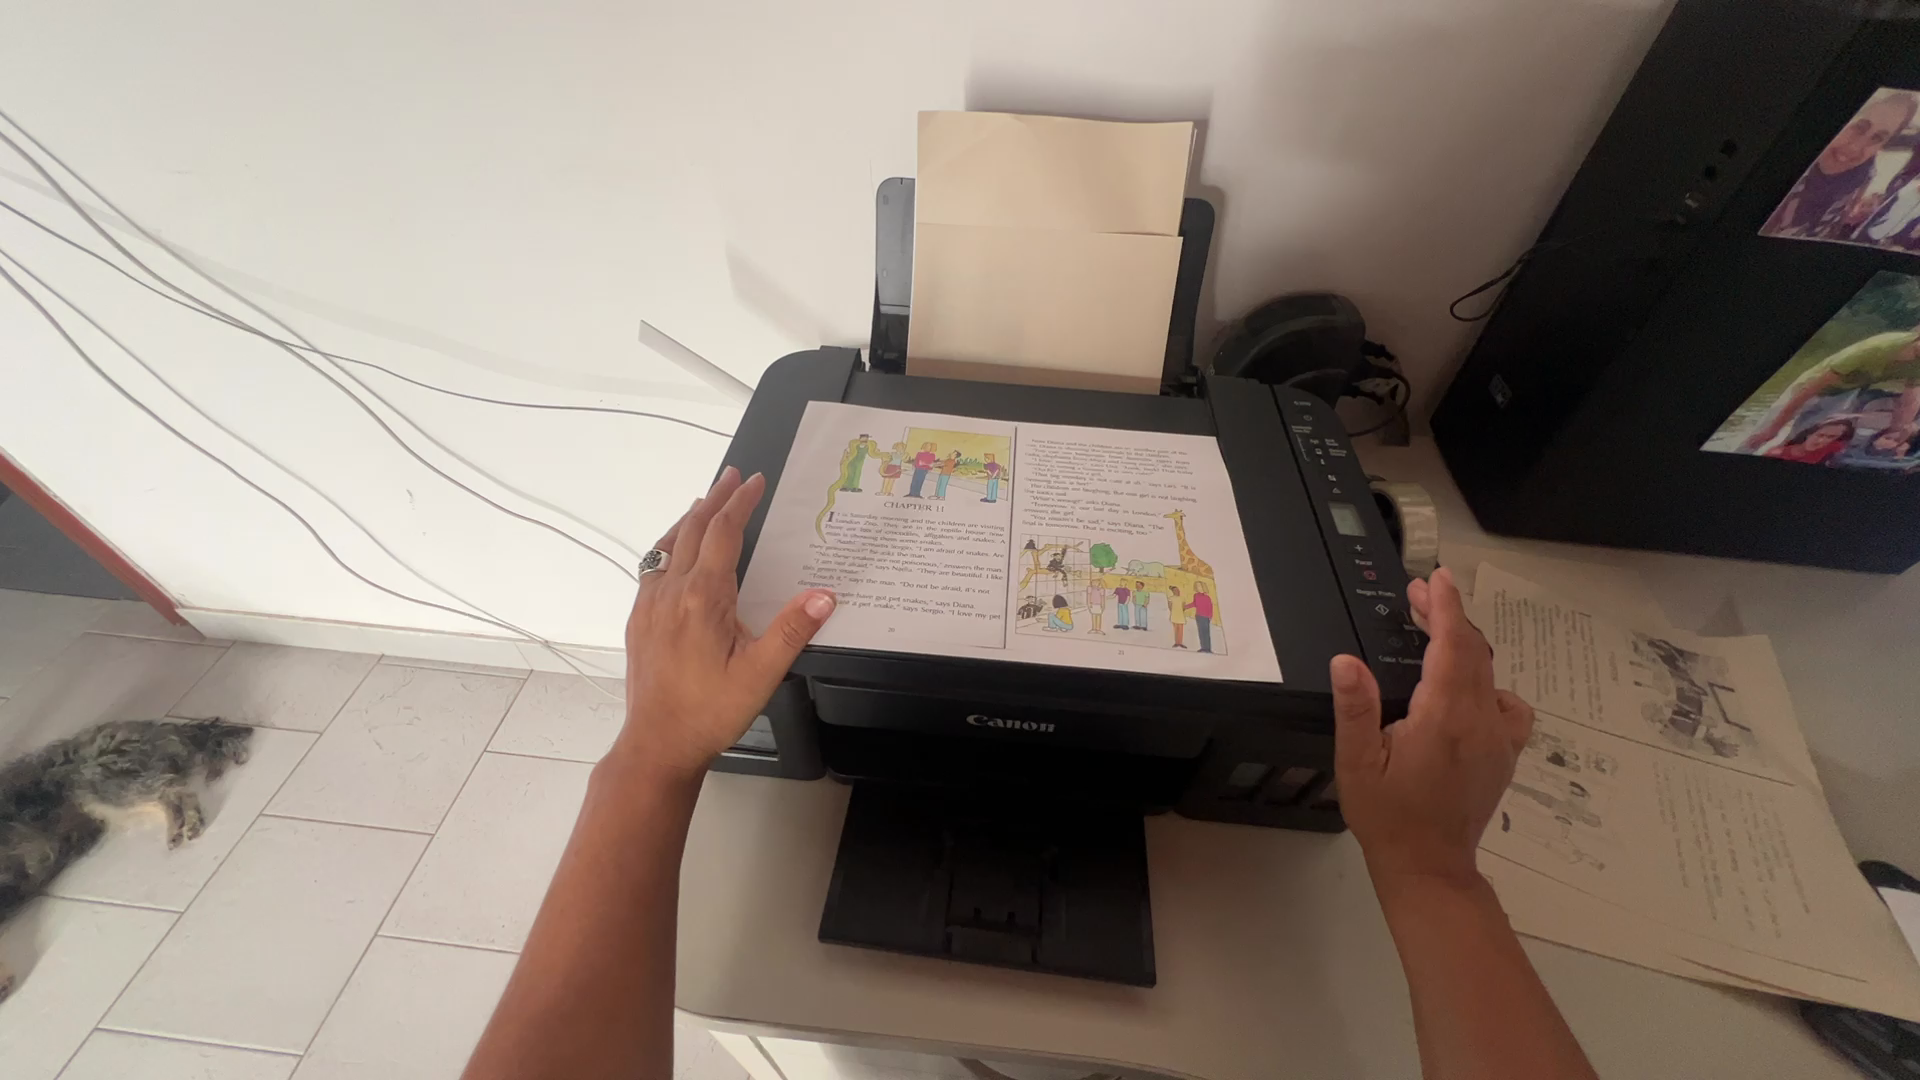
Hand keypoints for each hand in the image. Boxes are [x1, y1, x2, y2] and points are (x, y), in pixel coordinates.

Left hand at [618, 467, 835, 777]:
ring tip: (707, 500)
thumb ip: (793, 629)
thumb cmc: (710, 710)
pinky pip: (653, 565)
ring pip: (668, 544)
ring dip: (691, 517)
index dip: (740, 503)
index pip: (724, 533)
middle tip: (734, 476)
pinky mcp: (639, 619)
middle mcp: (670, 592)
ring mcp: (649, 604)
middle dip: (716, 498)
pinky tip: (677, 550)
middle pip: (693, 529)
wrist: (657, 744)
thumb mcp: (762, 673)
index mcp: (702, 598)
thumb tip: (826, 595)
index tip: (754, 481)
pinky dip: (671, 543)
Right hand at [1330, 567, 1533, 895]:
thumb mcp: (1355, 759)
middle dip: (1449, 617)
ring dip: (1465, 645)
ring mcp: (1499, 740)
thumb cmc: (1385, 811)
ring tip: (1435, 632)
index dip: (1445, 608)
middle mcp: (1480, 723)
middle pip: (1473, 653)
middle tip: (1420, 595)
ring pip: (1489, 674)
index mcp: (1443, 718)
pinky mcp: (1504, 754)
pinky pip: (1505, 705)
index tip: (1436, 579)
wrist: (1427, 863)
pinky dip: (1486, 682)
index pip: (1451, 647)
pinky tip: (1464, 689)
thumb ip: (1354, 707)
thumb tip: (1346, 660)